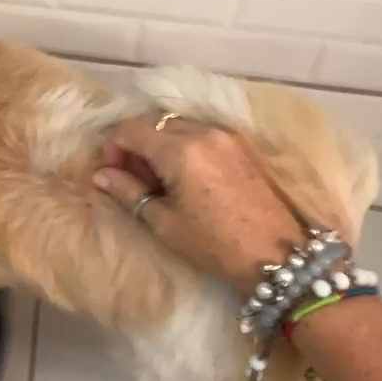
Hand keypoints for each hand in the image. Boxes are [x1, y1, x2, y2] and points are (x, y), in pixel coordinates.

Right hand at [92, 115, 303, 288]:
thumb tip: (101, 175)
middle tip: (138, 182)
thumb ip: (129, 192)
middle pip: (154, 124)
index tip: (113, 174)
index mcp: (179, 150)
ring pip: (177, 126)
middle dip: (138, 147)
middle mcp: (201, 132)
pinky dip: (184, 146)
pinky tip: (188, 178)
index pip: (130, 130)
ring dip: (161, 145)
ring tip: (163, 182)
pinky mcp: (240, 145)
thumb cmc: (215, 244)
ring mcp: (224, 135)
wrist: (280, 256)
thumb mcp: (165, 223)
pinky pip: (200, 133)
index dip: (113, 148)